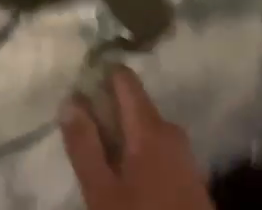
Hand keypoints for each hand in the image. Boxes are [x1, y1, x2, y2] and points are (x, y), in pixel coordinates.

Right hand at [62, 67, 215, 209]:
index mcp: (150, 126)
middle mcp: (171, 130)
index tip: (78, 82)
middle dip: (107, 110)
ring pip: (146, 128)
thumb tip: (69, 99)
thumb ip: (84, 143)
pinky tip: (126, 170)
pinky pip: (159, 147)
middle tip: (83, 126)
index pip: (124, 78)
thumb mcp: (101, 189)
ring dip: (123, 134)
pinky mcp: (191, 176)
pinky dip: (139, 150)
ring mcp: (185, 153)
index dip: (100, 73)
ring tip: (100, 150)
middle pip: (134, 104)